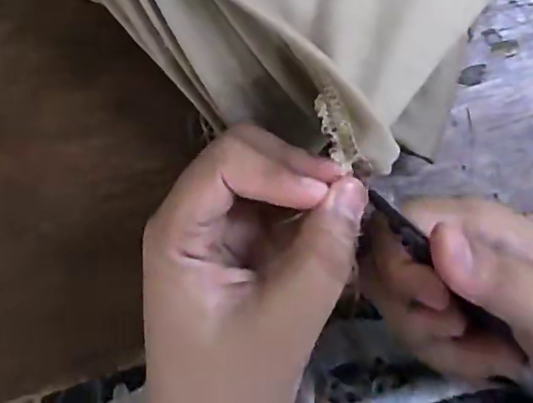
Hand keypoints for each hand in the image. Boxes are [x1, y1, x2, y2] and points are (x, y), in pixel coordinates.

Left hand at [142, 125, 367, 402]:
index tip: (324, 193)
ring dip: (306, 181)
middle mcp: (192, 212)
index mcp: (177, 229)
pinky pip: (279, 199)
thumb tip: (355, 187)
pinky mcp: (242, 237)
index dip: (276, 167)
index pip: (225, 163)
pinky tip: (335, 221)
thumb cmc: (234, 387)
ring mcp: (217, 222)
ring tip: (347, 205)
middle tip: (343, 191)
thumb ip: (321, 257)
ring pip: (265, 168)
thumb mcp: (282, 327)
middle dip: (294, 166)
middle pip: (243, 153)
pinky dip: (309, 203)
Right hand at [359, 199, 532, 395]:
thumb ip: (495, 275)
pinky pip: (426, 330)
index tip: (440, 307)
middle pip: (392, 268)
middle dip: (420, 316)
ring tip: (496, 356)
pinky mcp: (460, 304)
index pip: (397, 221)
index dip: (400, 265)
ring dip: (441, 344)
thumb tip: (436, 237)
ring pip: (405, 306)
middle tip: (468, 337)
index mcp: (473, 219)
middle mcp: (455, 238)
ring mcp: (456, 272)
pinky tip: (494, 360)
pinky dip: (452, 356)